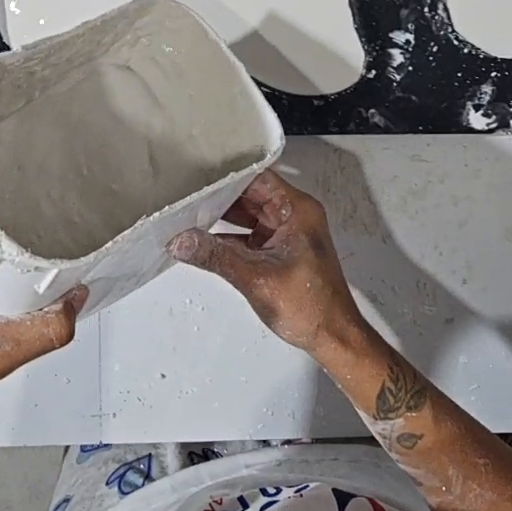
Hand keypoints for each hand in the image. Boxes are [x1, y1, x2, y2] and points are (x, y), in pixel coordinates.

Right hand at [168, 170, 365, 355]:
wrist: (333, 337)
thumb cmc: (307, 305)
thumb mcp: (256, 278)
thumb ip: (216, 256)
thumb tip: (178, 240)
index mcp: (297, 209)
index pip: (257, 178)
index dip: (227, 174)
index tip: (195, 172)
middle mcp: (293, 214)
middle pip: (250, 194)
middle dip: (218, 194)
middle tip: (181, 191)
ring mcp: (286, 232)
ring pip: (248, 214)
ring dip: (221, 216)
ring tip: (184, 210)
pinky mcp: (279, 250)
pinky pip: (249, 234)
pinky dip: (228, 237)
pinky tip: (200, 238)